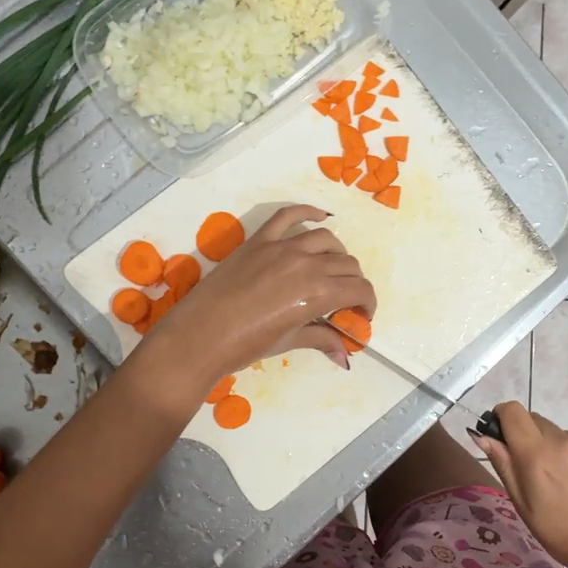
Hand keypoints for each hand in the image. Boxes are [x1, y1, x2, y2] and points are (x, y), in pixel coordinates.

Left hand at [140, 204, 376, 390]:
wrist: (200, 335)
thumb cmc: (246, 346)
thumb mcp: (289, 342)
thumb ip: (321, 339)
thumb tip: (346, 355)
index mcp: (318, 292)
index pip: (359, 288)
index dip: (367, 302)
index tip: (362, 314)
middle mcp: (306, 263)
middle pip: (347, 264)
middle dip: (354, 282)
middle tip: (345, 299)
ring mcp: (282, 247)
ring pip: (326, 239)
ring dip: (337, 254)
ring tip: (331, 269)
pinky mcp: (260, 240)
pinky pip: (288, 215)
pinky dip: (307, 212)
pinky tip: (319, 216)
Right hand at [473, 402, 567, 567]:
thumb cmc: (561, 536)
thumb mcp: (523, 506)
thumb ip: (504, 465)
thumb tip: (484, 436)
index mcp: (536, 454)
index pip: (512, 411)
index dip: (502, 417)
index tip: (502, 437)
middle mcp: (563, 441)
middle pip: (536, 421)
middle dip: (528, 438)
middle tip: (535, 472)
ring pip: (561, 436)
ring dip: (555, 450)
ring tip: (565, 486)